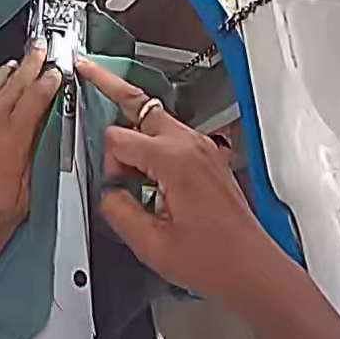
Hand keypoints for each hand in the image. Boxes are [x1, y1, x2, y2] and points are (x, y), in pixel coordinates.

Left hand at [0, 46, 62, 330]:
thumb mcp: (21, 200)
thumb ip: (28, 162)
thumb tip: (33, 144)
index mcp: (11, 139)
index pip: (36, 98)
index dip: (48, 82)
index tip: (55, 73)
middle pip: (13, 83)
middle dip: (29, 65)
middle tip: (38, 52)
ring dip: (2, 72)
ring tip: (13, 64)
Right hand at [76, 58, 295, 311]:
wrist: (252, 268)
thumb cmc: (213, 259)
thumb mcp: (150, 244)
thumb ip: (118, 210)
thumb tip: (108, 192)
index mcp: (173, 160)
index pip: (118, 137)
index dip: (108, 163)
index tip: (113, 187)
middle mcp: (189, 144)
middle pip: (138, 101)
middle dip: (109, 88)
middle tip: (87, 70)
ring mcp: (200, 147)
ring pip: (153, 116)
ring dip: (132, 130)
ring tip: (122, 156)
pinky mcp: (206, 155)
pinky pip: (170, 134)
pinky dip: (150, 143)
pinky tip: (146, 172)